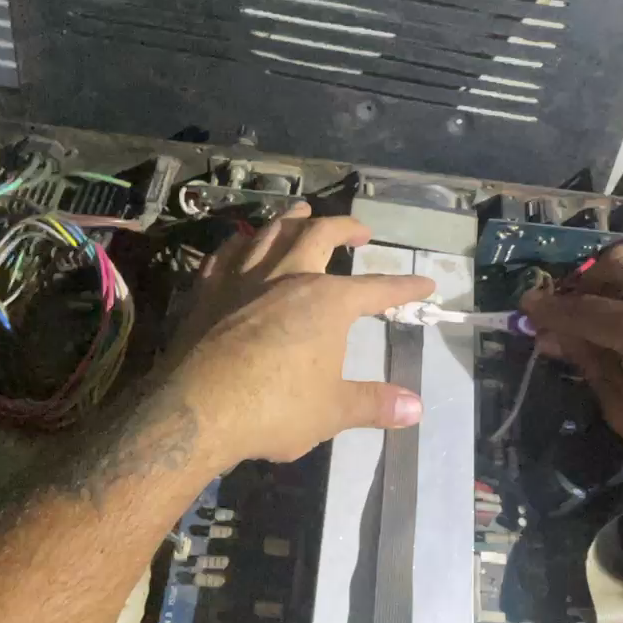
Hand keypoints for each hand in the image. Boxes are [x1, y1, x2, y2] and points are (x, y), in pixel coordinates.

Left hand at [164, 202, 433, 467]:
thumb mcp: (333, 411)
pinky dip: (240, 243)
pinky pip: (226, 253)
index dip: (404, 286)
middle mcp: (288, 276)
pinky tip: (242, 242)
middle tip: (359, 230)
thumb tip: (416, 408)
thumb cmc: (274, 408)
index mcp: (327, 301)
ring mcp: (244, 278)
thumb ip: (374, 404)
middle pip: (319, 235)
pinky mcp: (208, 290)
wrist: (197, 409)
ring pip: (271, 232)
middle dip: (344, 227)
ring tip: (303, 212)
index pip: (377, 289)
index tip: (425, 284)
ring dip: (291, 218)